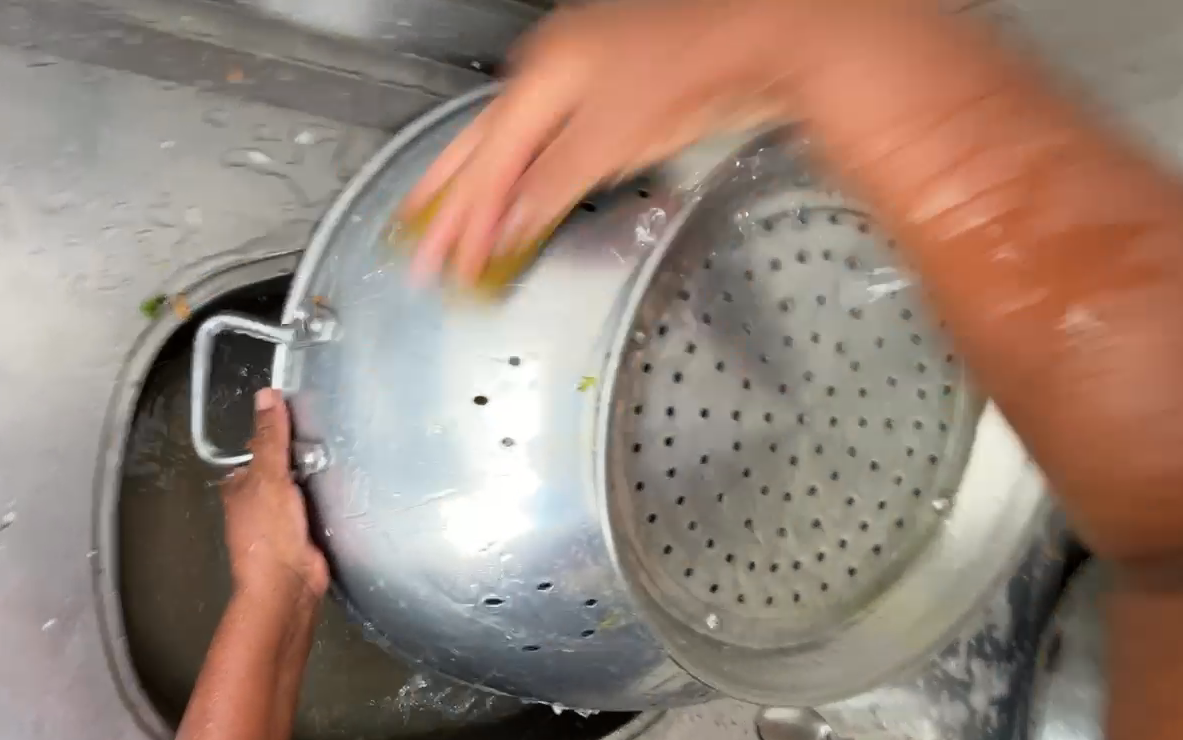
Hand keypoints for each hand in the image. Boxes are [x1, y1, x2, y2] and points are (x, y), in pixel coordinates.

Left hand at [223, 389, 329, 602]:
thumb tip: (265, 393)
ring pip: (302, 487)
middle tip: (331, 433)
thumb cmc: (269, 531)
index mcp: (238, 487)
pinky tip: (348, 484)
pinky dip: (329, 497)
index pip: (259, 450)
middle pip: (282, 467)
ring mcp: (281, 520)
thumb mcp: (267, 477)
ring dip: (318, 476)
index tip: (304, 415)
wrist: (288, 585)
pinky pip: (318, 506)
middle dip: (302, 455)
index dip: (277, 433)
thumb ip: (270, 438)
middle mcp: (257, 502)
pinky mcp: (305, 533)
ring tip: (345, 452)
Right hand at [400, 0, 806, 286]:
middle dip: (443, 206)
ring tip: (432, 221)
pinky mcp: (594, 90)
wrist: (768, 27)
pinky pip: (532, 141)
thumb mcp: (609, 141)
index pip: (488, 169)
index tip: (450, 270)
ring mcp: (568, 76)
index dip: (467, 227)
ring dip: (469, 190)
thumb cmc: (692, 68)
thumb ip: (547, 189)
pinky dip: (510, 176)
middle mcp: (543, 70)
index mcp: (539, 77)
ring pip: (500, 143)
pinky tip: (500, 195)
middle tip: (414, 251)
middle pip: (476, 151)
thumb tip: (503, 231)